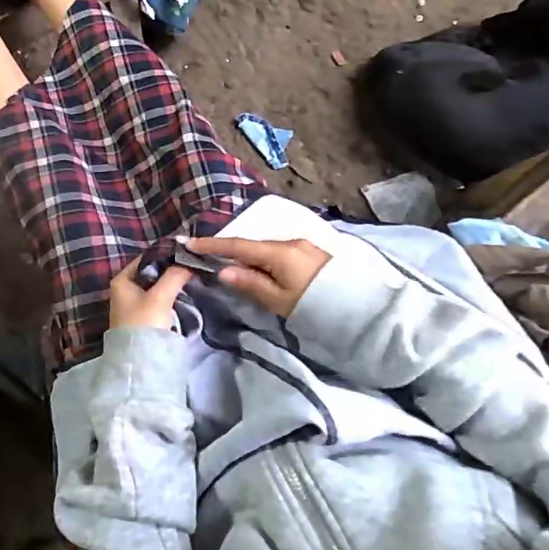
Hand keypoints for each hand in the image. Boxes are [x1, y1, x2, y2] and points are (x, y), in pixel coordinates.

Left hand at [108, 260, 192, 330]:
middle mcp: (125, 289)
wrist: (138, 360)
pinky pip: (159, 298)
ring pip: (157, 285)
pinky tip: (185, 291)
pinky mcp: (143, 316)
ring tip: (192, 275)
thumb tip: (189, 261)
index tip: (187, 252)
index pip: (146, 258)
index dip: (166, 254)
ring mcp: (134, 304)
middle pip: (152, 272)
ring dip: (172, 282)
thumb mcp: (160, 296)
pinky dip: (171, 294)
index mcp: (122, 280)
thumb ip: (175, 275)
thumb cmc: (145, 322)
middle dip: (171, 268)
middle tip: (192, 264)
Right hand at [182, 236, 330, 316]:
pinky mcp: (310, 254)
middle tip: (204, 254)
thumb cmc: (315, 306)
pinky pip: (278, 252)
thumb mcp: (279, 300)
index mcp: (279, 252)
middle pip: (252, 245)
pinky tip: (256, 266)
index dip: (212, 245)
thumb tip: (224, 270)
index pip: (239, 246)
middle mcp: (290, 242)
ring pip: (266, 248)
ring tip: (227, 263)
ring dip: (247, 255)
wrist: (358, 307)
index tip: (190, 243)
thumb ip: (250, 283)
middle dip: (228, 249)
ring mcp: (302, 246)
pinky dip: (262, 258)